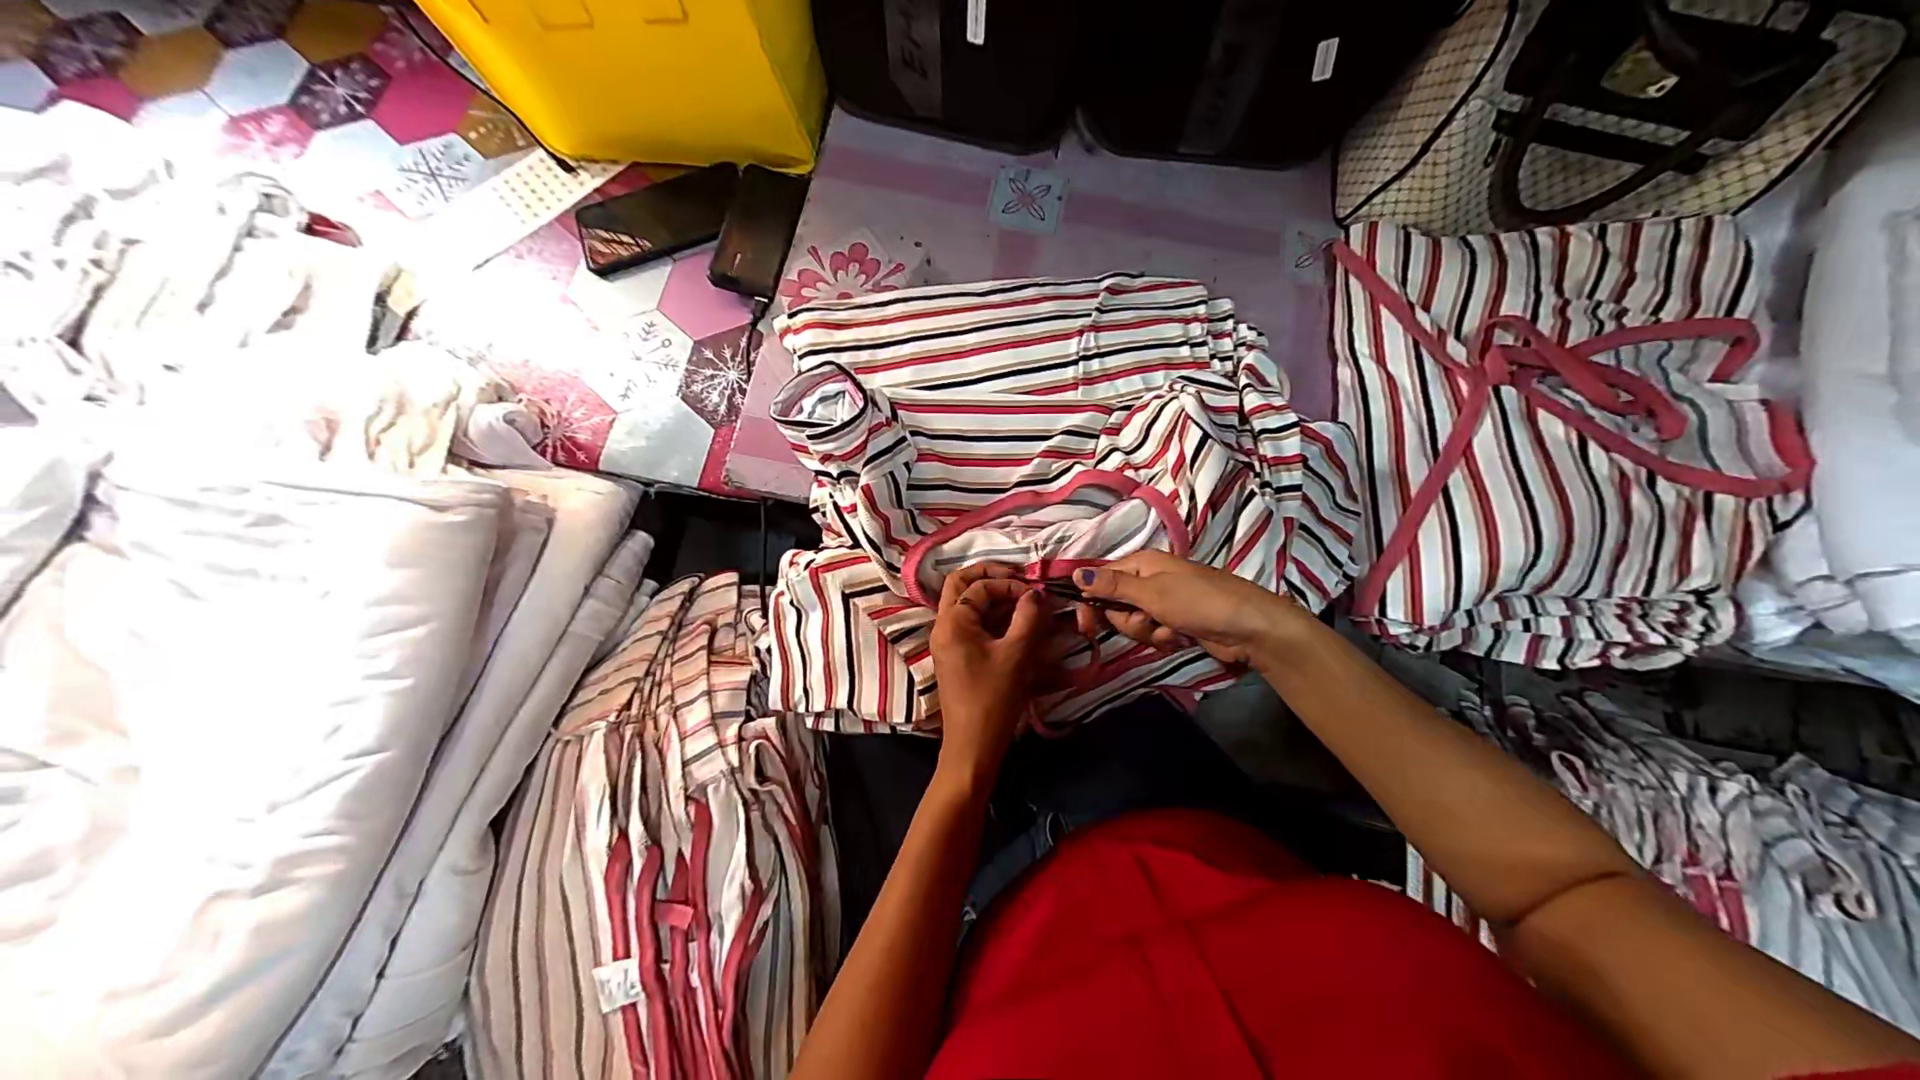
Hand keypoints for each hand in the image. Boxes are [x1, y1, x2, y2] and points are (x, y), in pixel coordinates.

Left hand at [929, 563, 1045, 783]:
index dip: (1008, 584)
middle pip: (959, 584)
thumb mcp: (1017, 654)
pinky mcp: (954, 654)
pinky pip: (968, 622)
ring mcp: (945, 640)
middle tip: (1019, 580)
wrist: (972, 744)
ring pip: (962, 602)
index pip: (978, 586)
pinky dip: (988, 615)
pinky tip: (1012, 622)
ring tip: (1021, 600)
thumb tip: (1036, 593)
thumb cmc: (994, 697)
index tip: (1035, 595)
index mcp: (952, 622)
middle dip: (990, 577)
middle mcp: (942, 625)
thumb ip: (1028, 617)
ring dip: (990, 596)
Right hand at [1071, 551, 1309, 665]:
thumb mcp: (1151, 593)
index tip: (1085, 626)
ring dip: (1148, 632)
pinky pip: (1153, 634)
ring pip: (1133, 624)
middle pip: (1114, 605)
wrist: (1249, 628)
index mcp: (1141, 563)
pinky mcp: (1175, 623)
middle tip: (1147, 620)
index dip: (1089, 602)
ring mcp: (1163, 602)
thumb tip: (1074, 573)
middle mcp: (1148, 580)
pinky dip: (1164, 639)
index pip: (1099, 579)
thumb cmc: (1199, 602)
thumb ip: (1111, 586)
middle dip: (1128, 621)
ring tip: (1171, 629)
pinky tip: (1182, 637)